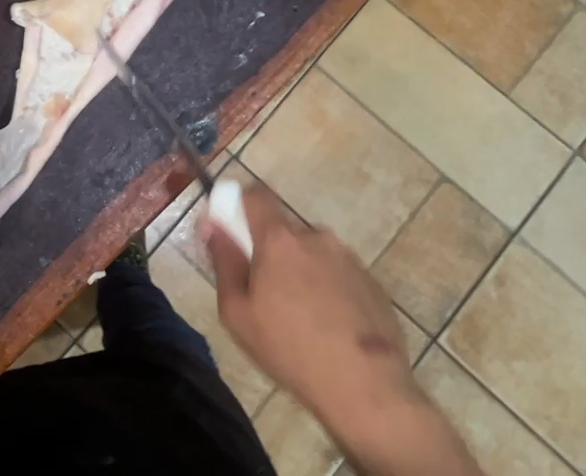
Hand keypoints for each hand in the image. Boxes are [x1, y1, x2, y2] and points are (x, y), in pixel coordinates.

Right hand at [201, 186, 419, 434]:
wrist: (367, 389)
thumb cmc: (289, 349)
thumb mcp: (237, 312)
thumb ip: (223, 261)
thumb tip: (212, 225)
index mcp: (279, 240)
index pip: (256, 195)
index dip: (239, 205)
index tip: (232, 232)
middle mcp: (317, 238)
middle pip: (284, 231)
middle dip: (272, 252)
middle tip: (266, 293)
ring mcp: (350, 261)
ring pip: (313, 254)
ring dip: (302, 272)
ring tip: (303, 318)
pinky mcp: (374, 285)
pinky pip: (339, 275)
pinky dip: (329, 291)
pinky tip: (330, 328)